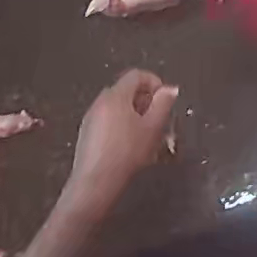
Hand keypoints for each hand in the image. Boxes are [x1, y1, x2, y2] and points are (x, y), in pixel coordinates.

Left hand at [65, 69, 179, 209]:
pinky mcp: (87, 133)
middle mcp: (100, 101)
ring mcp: (91, 118)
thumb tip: (169, 88)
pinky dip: (121, 124)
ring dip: (134, 114)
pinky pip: (108, 120)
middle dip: (145, 100)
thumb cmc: (128, 152)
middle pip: (126, 90)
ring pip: (117, 107)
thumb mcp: (152, 127)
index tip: (165, 101)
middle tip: (158, 119)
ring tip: (146, 135)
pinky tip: (129, 145)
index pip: (136, 75)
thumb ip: (163, 104)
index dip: (154, 82)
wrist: (96, 181)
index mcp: (116, 95)